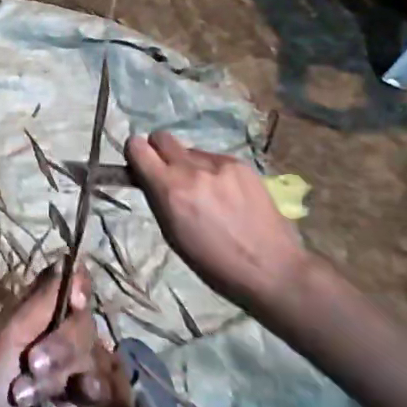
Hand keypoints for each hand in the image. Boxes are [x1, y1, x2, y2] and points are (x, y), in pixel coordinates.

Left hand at [0, 265, 114, 406]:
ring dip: (65, 372)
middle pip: (82, 322)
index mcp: (30, 316)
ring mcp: (70, 372)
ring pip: (93, 353)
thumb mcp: (9, 336)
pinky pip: (103, 385)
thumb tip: (68, 257)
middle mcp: (52, 338)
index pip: (65, 288)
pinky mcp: (84, 405)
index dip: (76, 289)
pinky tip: (77, 401)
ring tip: (34, 394)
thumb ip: (43, 299)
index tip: (74, 301)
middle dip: (62, 344)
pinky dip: (90, 390)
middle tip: (35, 364)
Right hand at [126, 131, 306, 304]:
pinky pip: (215, 158)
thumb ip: (158, 198)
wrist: (271, 269)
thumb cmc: (213, 263)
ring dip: (189, 165)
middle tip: (169, 174)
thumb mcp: (172, 234)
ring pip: (190, 150)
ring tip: (206, 192)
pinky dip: (213, 171)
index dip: (135, 154)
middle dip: (159, 152)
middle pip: (162, 137)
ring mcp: (220, 164)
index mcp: (170, 190)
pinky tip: (227, 195)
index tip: (140, 166)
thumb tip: (149, 177)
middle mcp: (192, 169)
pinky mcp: (242, 165)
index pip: (137, 147)